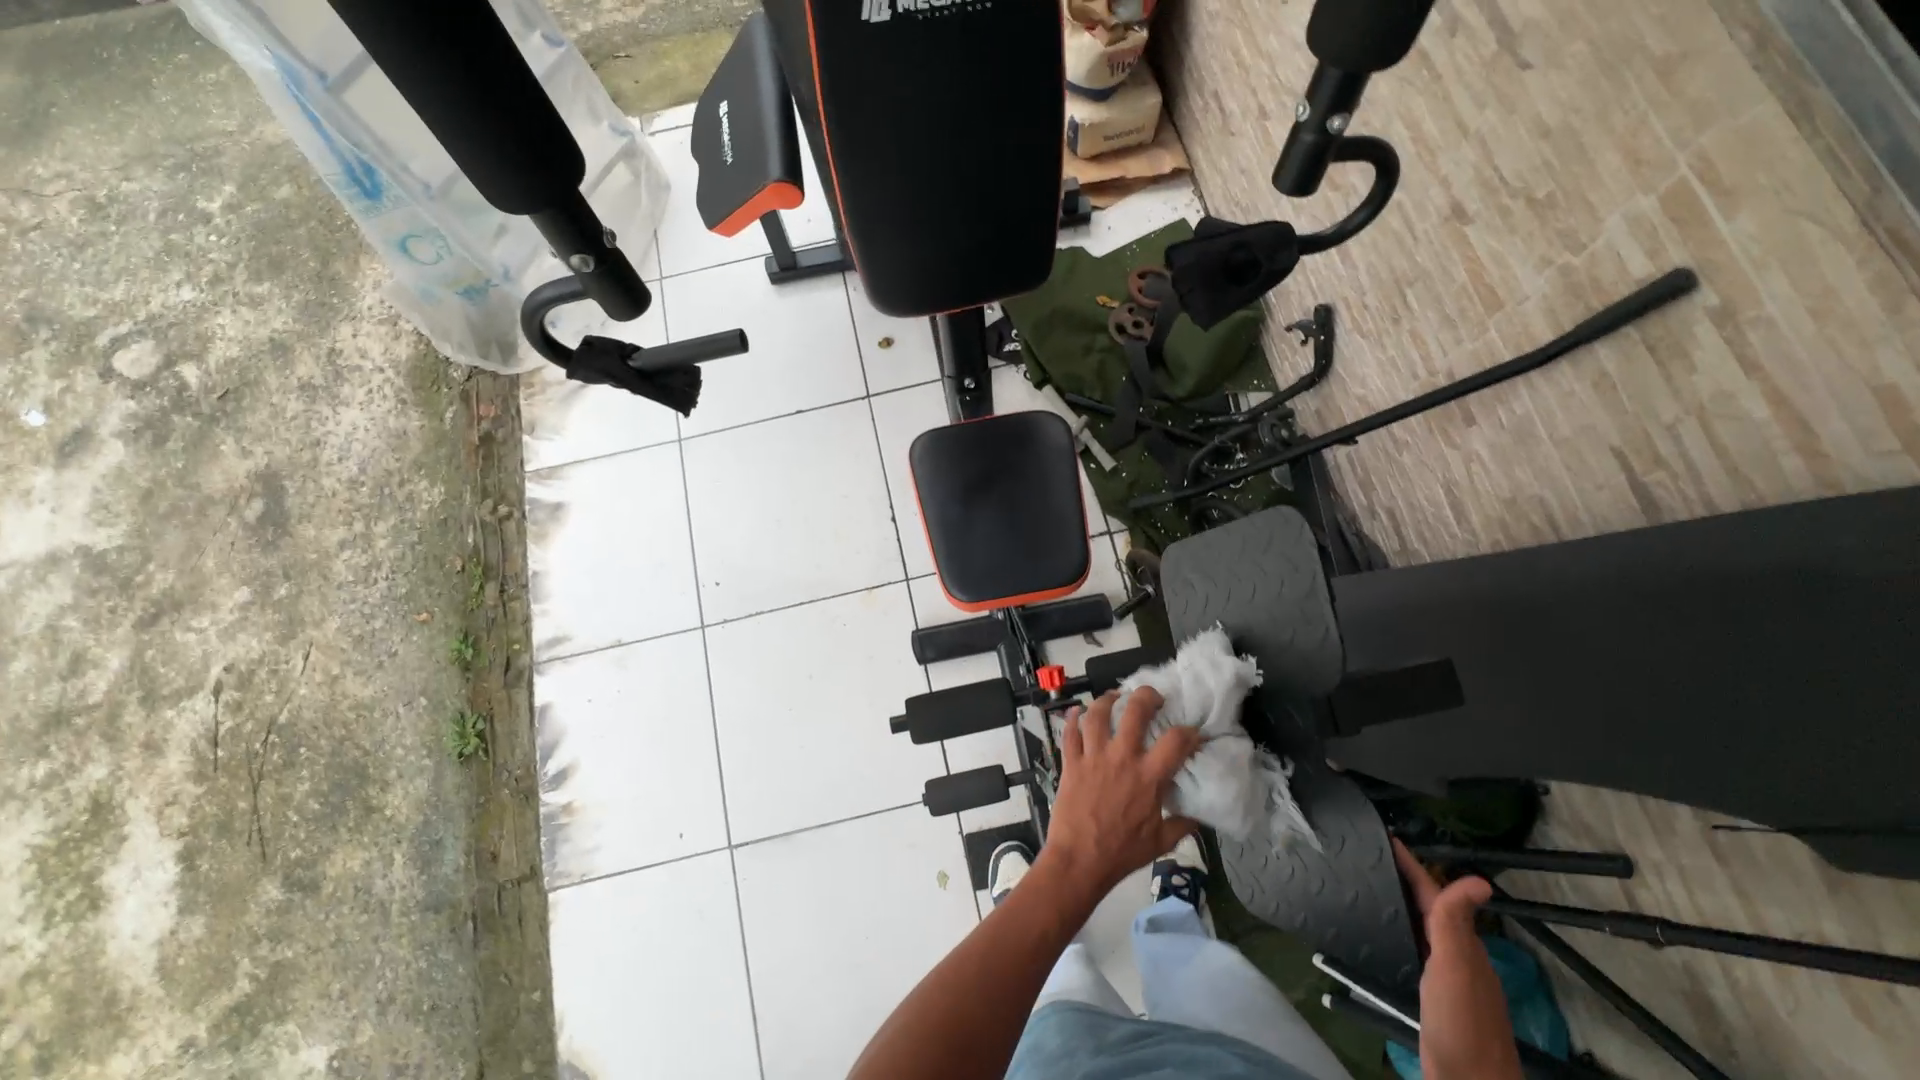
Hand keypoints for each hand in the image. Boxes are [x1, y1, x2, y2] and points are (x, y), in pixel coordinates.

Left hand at [1040, 688, 1200, 896]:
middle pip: (1135, 712)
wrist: (1079, 861)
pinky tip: (1077, 710)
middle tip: (1152, 697)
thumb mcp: (1161, 842)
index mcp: (1148, 776)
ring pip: (1097, 714)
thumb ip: (1182, 825)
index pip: (1177, 740)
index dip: (1190, 731)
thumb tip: (1198, 817)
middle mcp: (1122, 758)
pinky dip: (1072, 718)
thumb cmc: (1122, 853)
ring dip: (1106, 700)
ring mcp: (1093, 758)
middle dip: (1146, 696)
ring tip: (1114, 697)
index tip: (1193, 732)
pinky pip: (1069, 733)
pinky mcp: (1070, 764)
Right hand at [1391, 838, 1521, 1079]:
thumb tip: (1479, 878)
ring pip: (1422, 931)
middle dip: (1404, 881)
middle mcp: (1457, 958)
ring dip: (1401, 907)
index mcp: (1462, 945)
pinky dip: (1398, 937)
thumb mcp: (1455, 968)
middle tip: (1369, 858)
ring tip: (1370, 889)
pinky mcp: (1432, 1000)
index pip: (1436, 894)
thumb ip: (1457, 924)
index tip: (1387, 839)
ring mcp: (1447, 980)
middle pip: (1430, 909)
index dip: (1413, 866)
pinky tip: (1382, 941)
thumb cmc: (1461, 1023)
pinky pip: (1414, 954)